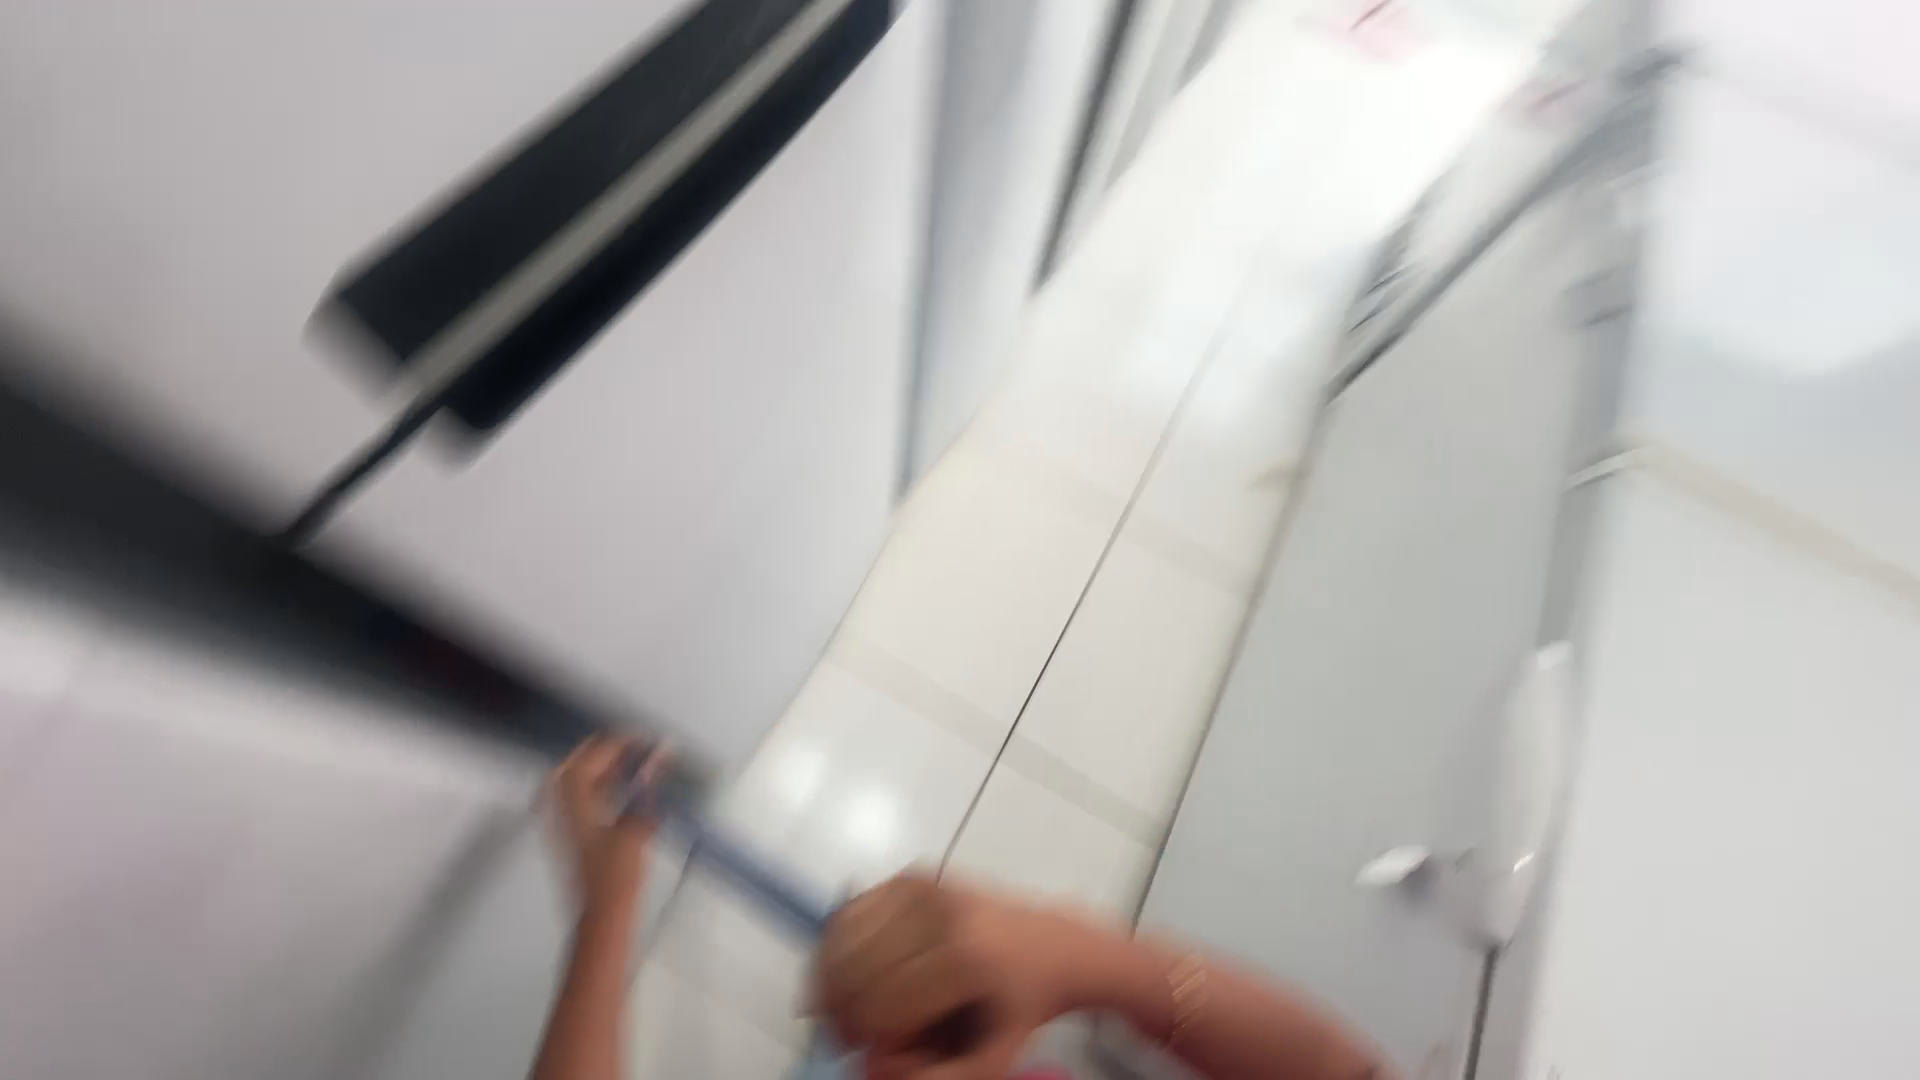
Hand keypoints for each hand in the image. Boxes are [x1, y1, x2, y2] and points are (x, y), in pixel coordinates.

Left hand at [547, 735, 666, 909]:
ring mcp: (566, 830)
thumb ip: (644, 789)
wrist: (604, 917)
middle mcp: (563, 817)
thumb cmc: (618, 875)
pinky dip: (595, 787)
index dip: (608, 747)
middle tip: (617, 742)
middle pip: (566, 774)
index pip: (583, 767)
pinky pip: (579, 803)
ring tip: (621, 759)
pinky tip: (617, 788)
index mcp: (574, 811)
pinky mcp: (577, 842)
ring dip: (592, 769)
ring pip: (570, 789)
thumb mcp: (636, 828)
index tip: (634, 737)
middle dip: (589, 754)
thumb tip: (658, 757)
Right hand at [814, 873, 1106, 1079]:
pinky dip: (841, 944)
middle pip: (858, 969)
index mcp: (963, 959)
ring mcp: (925, 886)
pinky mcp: (915, 875)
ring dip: (836, 978)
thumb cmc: (1018, 1006)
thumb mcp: (991, 1061)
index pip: (882, 1006)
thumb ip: (932, 1078)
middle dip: (843, 1011)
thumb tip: (869, 1065)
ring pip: (846, 936)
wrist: (1052, 946)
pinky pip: (854, 911)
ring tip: (853, 1004)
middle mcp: (940, 913)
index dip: (866, 1040)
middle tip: (853, 1034)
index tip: (875, 1053)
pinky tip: (856, 969)